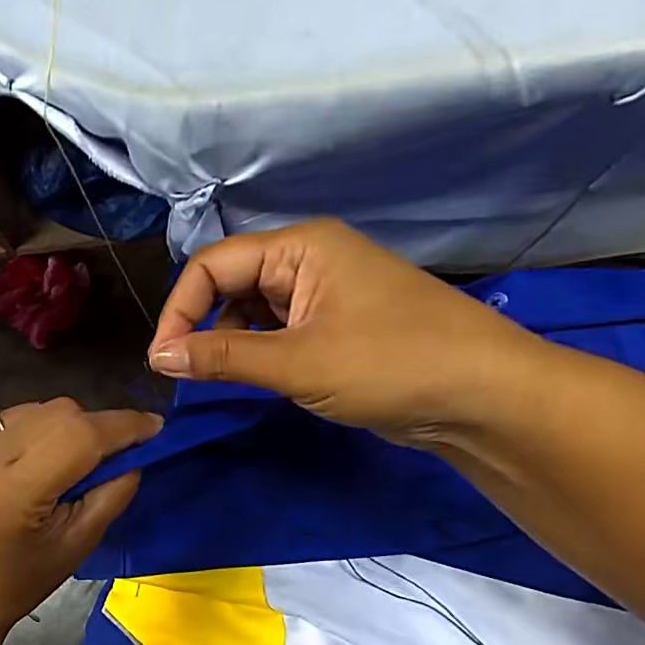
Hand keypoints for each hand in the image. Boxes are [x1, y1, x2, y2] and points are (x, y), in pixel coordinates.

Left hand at [0, 399, 162, 637]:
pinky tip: (21, 461)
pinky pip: (2, 417)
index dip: (121, 427)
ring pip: (30, 410)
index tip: (153, 426)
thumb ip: (114, 489)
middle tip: (106, 453)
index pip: (76, 438)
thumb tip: (137, 446)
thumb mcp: (81, 542)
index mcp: (7, 497)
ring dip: (56, 428)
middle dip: (91, 428)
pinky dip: (23, 431)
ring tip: (57, 463)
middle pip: (55, 415)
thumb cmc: (26, 576)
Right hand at [145, 219, 552, 444]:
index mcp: (301, 246)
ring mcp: (324, 294)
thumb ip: (223, 356)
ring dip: (228, 342)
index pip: (213, 265)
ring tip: (219, 380)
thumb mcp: (297, 362)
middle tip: (185, 375)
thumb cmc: (392, 364)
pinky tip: (255, 379)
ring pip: (252, 311)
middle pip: (230, 283)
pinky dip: (257, 354)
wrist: (485, 398)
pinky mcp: (335, 327)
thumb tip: (159, 358)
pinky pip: (277, 332)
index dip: (180, 309)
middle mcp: (309, 260)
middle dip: (202, 325)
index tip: (163, 361)